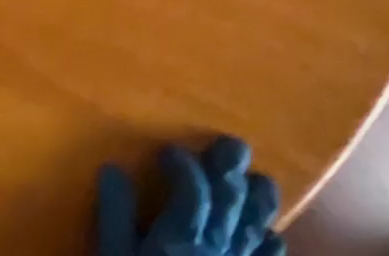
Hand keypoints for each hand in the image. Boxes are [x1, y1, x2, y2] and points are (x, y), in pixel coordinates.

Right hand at [98, 137, 284, 255]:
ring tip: (264, 181)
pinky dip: (272, 249)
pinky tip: (274, 237)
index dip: (184, 165)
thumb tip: (114, 169)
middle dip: (231, 171)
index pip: (191, 189)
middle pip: (229, 203)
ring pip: (255, 231)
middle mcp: (215, 251)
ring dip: (261, 204)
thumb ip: (115, 216)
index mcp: (180, 239)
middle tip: (234, 144)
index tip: (168, 151)